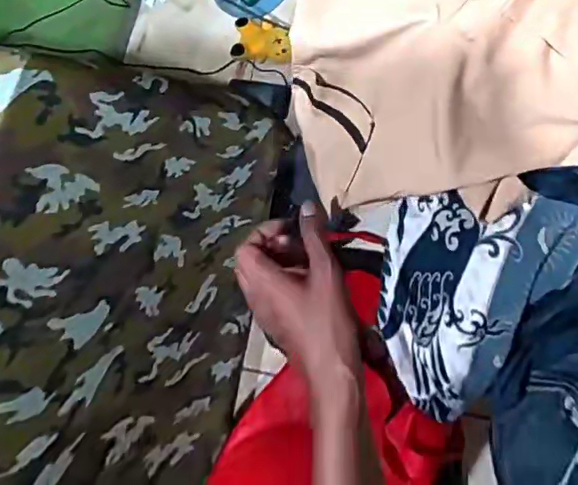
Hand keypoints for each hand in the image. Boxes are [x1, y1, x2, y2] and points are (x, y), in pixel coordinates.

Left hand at [233, 202, 362, 388]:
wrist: (332, 371)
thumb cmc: (327, 318)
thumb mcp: (326, 270)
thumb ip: (314, 235)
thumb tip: (306, 206)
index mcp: (262, 282)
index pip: (245, 247)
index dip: (266, 231)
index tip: (292, 229)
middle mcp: (255, 297)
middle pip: (250, 260)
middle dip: (273, 244)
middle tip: (300, 244)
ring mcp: (263, 313)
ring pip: (260, 276)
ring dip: (281, 260)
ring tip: (310, 260)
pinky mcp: (275, 323)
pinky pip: (269, 291)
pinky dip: (284, 278)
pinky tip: (312, 281)